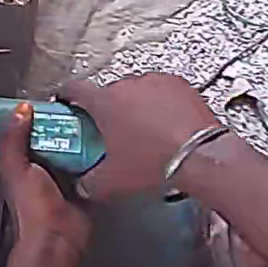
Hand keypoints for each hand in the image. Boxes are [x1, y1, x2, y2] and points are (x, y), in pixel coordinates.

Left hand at [0, 102, 90, 260]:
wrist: (57, 238)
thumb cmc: (31, 207)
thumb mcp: (15, 167)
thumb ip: (14, 139)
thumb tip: (21, 108)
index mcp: (23, 163)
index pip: (29, 133)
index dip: (38, 117)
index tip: (52, 99)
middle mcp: (44, 168)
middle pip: (56, 138)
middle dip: (66, 125)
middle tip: (79, 105)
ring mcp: (66, 176)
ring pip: (76, 149)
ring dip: (84, 138)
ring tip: (96, 117)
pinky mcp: (86, 185)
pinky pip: (94, 164)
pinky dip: (99, 154)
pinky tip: (107, 140)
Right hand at [61, 74, 223, 200]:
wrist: (201, 156)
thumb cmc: (155, 163)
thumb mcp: (112, 182)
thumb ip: (89, 182)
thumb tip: (84, 184)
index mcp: (104, 102)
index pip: (74, 89)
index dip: (66, 96)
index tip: (66, 103)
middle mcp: (127, 84)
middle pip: (108, 92)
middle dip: (107, 110)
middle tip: (111, 131)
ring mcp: (155, 81)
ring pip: (135, 91)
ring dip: (135, 106)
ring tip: (143, 131)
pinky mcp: (179, 84)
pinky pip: (160, 91)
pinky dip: (159, 104)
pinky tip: (165, 125)